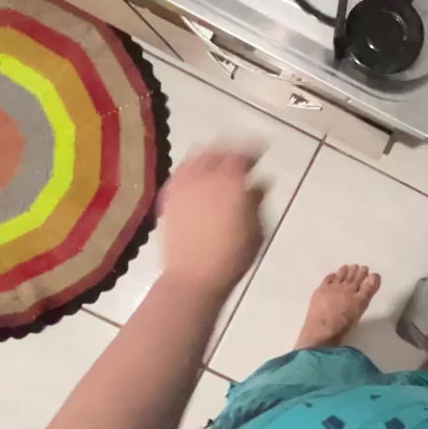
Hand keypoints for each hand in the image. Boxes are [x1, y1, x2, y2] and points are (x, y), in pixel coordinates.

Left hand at [158, 147, 265, 295]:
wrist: (194, 277)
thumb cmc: (233, 256)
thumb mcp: (256, 230)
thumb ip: (257, 201)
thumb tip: (259, 183)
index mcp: (231, 184)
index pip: (241, 156)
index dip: (252, 152)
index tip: (259, 155)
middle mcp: (205, 178)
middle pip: (216, 151)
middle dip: (230, 151)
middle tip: (239, 160)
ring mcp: (183, 186)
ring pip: (195, 158)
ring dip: (208, 157)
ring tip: (217, 167)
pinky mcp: (168, 198)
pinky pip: (179, 174)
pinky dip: (190, 170)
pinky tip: (196, 179)